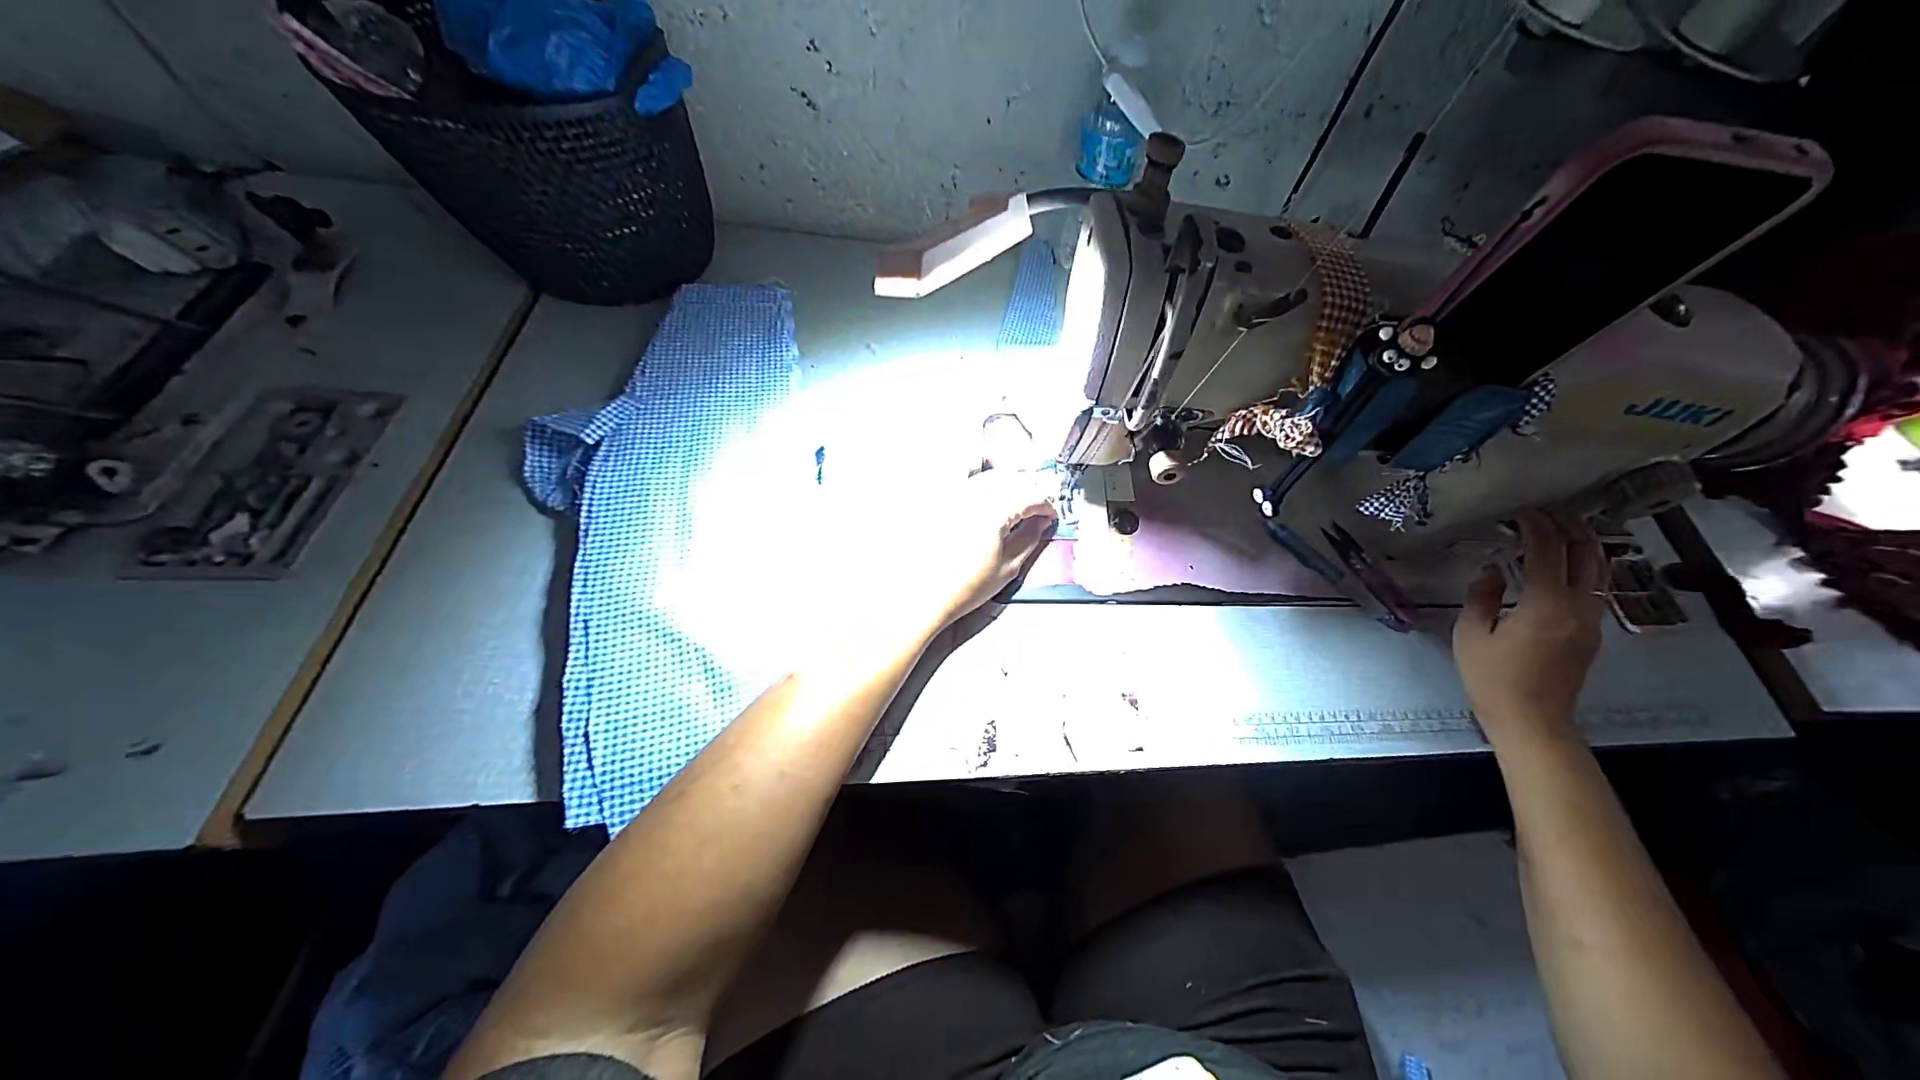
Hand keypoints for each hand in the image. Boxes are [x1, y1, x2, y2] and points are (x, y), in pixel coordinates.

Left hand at [904, 468, 1059, 633]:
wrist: (927, 594)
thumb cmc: (969, 585)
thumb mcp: (1008, 567)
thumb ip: (1030, 538)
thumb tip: (1042, 521)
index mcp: (994, 513)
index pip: (1029, 497)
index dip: (1045, 505)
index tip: (1051, 516)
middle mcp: (974, 497)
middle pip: (1010, 480)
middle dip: (1029, 491)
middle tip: (1037, 508)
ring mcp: (955, 496)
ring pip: (989, 477)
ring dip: (1008, 484)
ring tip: (1016, 503)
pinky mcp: (941, 502)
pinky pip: (968, 483)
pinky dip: (985, 486)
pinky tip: (990, 500)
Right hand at [1453, 509, 1606, 742]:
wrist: (1532, 720)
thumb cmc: (1493, 679)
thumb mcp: (1471, 635)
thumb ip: (1482, 598)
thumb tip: (1493, 574)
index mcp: (1547, 605)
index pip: (1548, 551)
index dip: (1536, 525)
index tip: (1520, 512)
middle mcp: (1579, 607)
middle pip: (1587, 552)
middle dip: (1569, 525)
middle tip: (1545, 511)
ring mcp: (1591, 620)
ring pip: (1599, 568)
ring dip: (1582, 542)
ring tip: (1560, 527)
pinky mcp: (1591, 632)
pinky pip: (1593, 585)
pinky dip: (1581, 563)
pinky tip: (1562, 562)